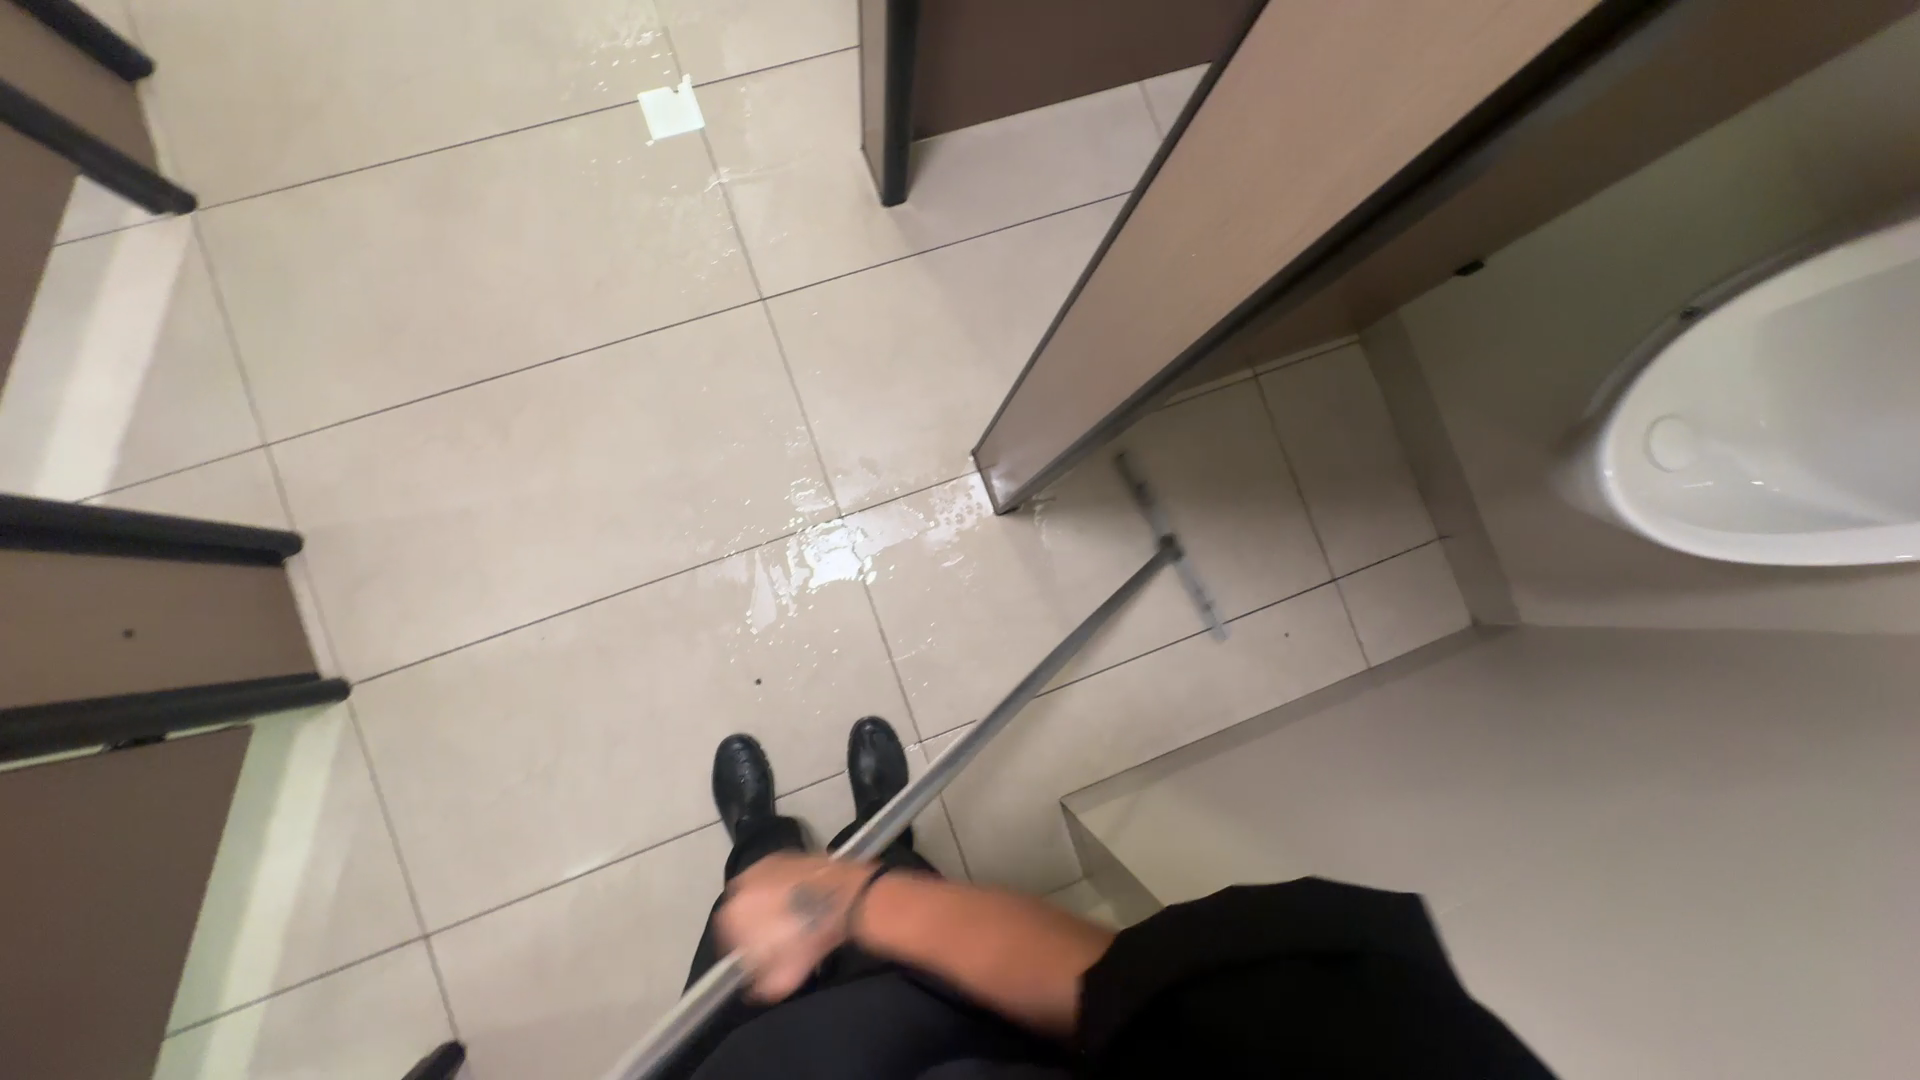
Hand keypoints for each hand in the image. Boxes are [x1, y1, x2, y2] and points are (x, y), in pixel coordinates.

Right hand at [715, 854, 875, 1000]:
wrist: (844, 896)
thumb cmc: (811, 935)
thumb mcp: (786, 976)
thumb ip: (764, 986)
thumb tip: (756, 988)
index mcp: (733, 914)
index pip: (727, 939)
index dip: (745, 950)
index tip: (759, 957)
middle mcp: (740, 886)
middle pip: (740, 913)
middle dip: (753, 925)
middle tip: (775, 937)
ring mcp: (760, 866)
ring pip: (754, 893)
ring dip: (764, 905)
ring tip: (787, 916)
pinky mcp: (781, 854)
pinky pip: (771, 876)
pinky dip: (778, 887)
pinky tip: (795, 896)